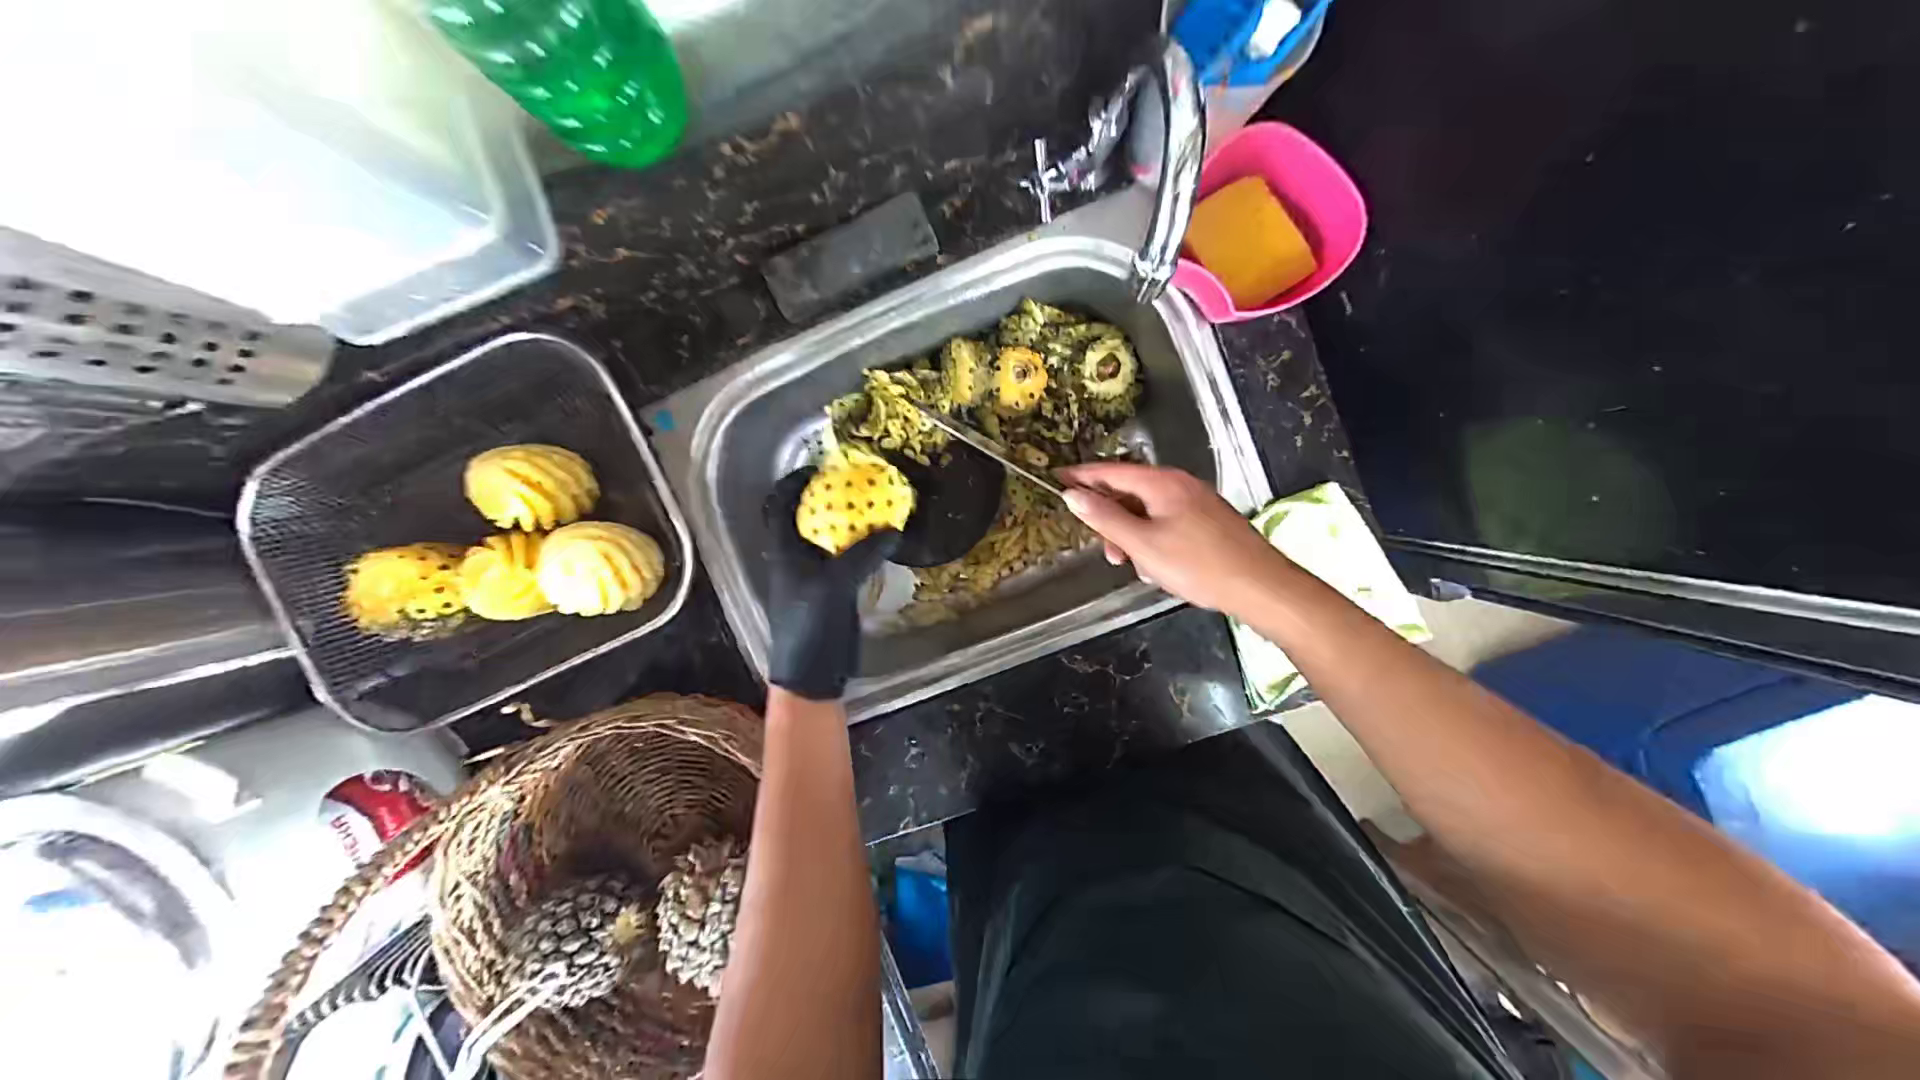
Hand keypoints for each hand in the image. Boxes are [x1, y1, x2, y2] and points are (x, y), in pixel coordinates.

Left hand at [761, 467, 900, 700]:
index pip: (778, 505)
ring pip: (824, 536)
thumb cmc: (811, 625)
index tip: (818, 467)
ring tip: (870, 507)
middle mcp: (793, 557)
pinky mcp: (828, 590)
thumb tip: (892, 528)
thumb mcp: (835, 585)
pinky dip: (857, 544)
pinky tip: (878, 542)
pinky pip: (842, 557)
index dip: (792, 482)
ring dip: (843, 520)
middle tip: (852, 483)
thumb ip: (863, 555)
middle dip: (824, 497)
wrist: (812, 672)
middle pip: (802, 516)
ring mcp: (810, 575)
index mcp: (783, 551)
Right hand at [1056, 462, 1291, 617]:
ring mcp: (1195, 501)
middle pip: (1128, 491)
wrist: (1259, 586)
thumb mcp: (1142, 544)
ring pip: (1146, 510)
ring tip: (1134, 565)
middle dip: (1110, 519)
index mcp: (1162, 483)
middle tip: (1106, 549)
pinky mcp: (1205, 520)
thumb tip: (1073, 495)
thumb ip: (1105, 518)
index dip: (1081, 476)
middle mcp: (1179, 484)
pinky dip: (1151, 538)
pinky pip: (1165, 521)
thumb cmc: (1198, 565)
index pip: (1110, 471)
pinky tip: (1156, 566)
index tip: (1057, 479)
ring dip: (1131, 534)